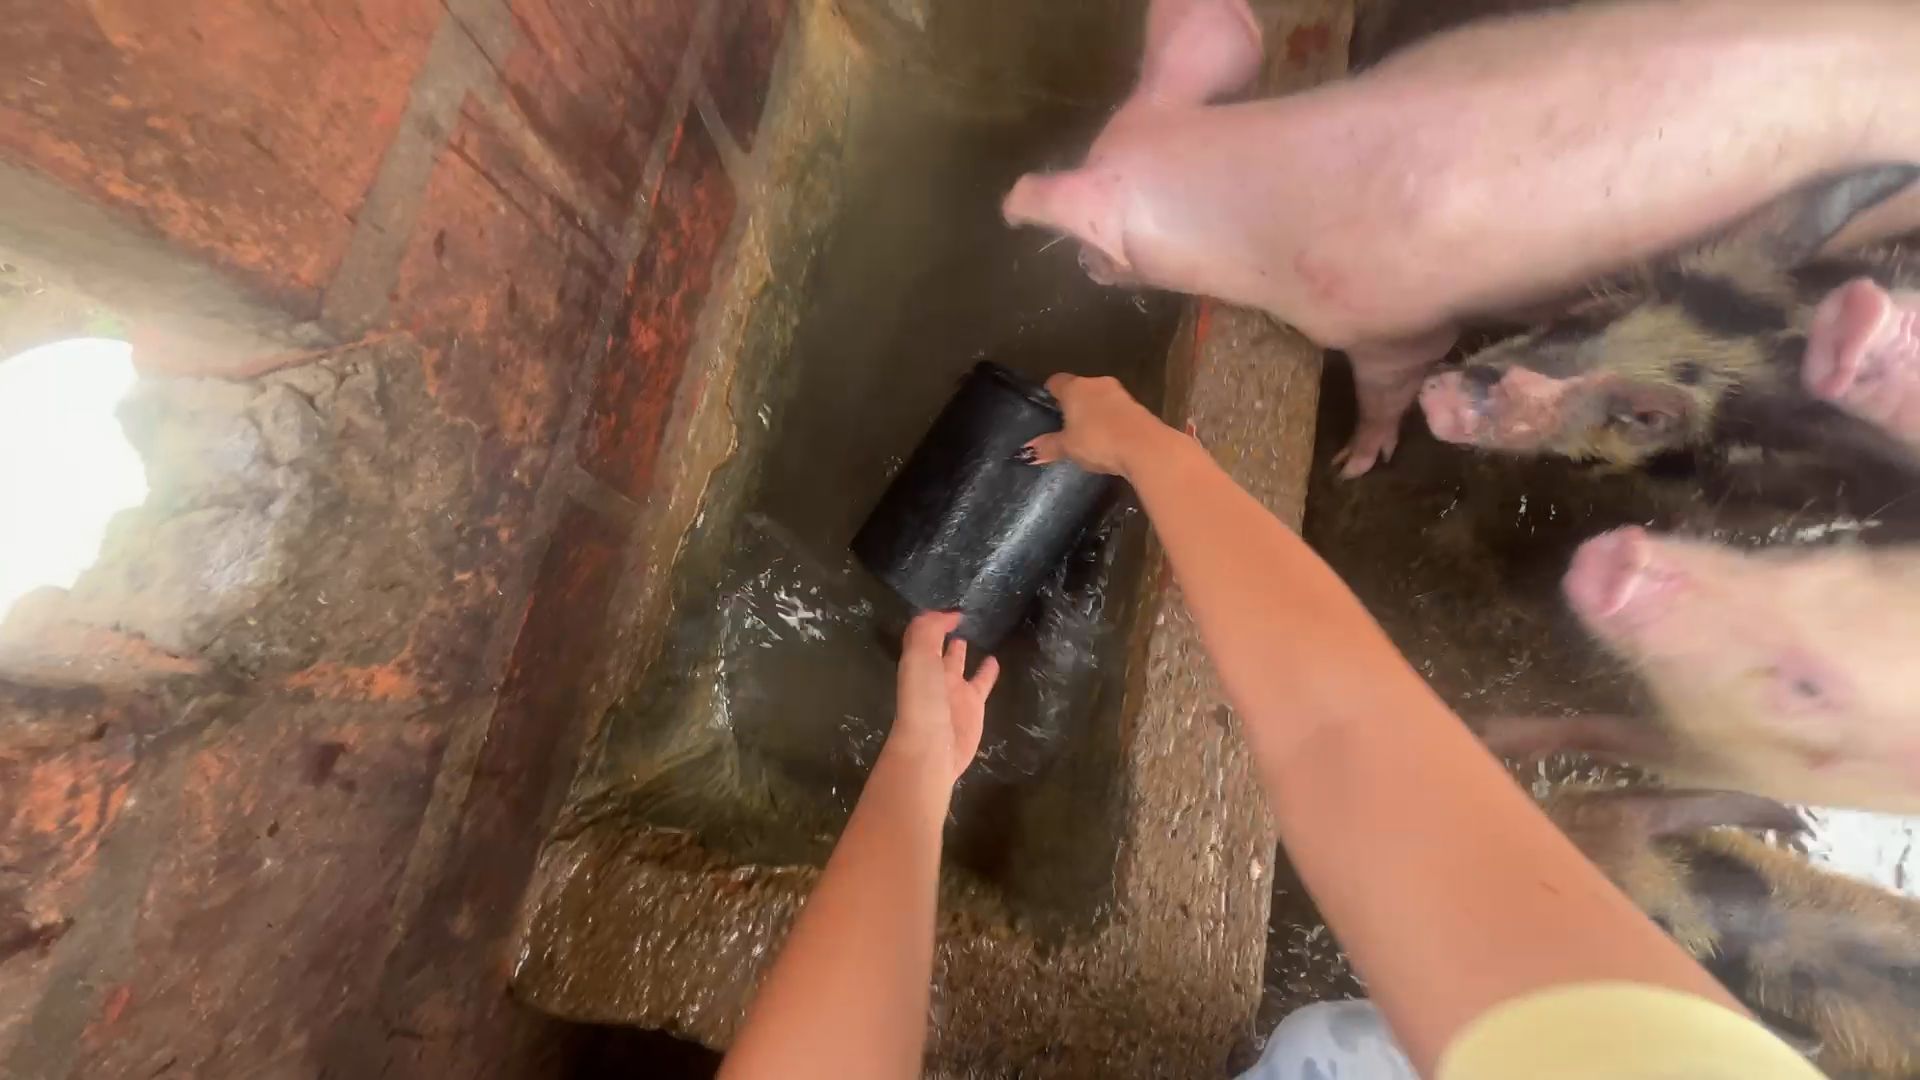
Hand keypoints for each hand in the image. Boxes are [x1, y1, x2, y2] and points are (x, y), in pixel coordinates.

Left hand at [887, 612, 999, 787]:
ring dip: (964, 646)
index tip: (952, 597)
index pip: (923, 631)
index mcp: (917, 659)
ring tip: (977, 626)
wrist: (933, 746)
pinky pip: (982, 681)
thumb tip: (948, 613)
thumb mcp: (919, 656)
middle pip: (939, 644)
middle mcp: (933, 671)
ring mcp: (954, 688)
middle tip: (963, 609)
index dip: (934, 615)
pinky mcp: (974, 703)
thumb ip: (929, 630)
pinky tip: (995, 658)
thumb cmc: (923, 698)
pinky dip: (988, 670)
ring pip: (959, 660)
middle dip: (946, 628)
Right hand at [1022, 374, 1169, 476]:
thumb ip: (1048, 446)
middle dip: (1073, 404)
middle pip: (1079, 389)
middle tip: (1065, 426)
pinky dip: (1110, 421)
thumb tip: (1026, 451)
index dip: (1050, 392)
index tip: (1046, 407)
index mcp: (1075, 388)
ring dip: (1093, 412)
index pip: (1056, 381)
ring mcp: (1120, 394)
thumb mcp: (1068, 447)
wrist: (1144, 447)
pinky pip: (1116, 411)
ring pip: (1099, 399)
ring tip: (1087, 435)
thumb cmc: (1098, 441)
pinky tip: (1107, 439)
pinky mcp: (1138, 408)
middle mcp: (1097, 384)